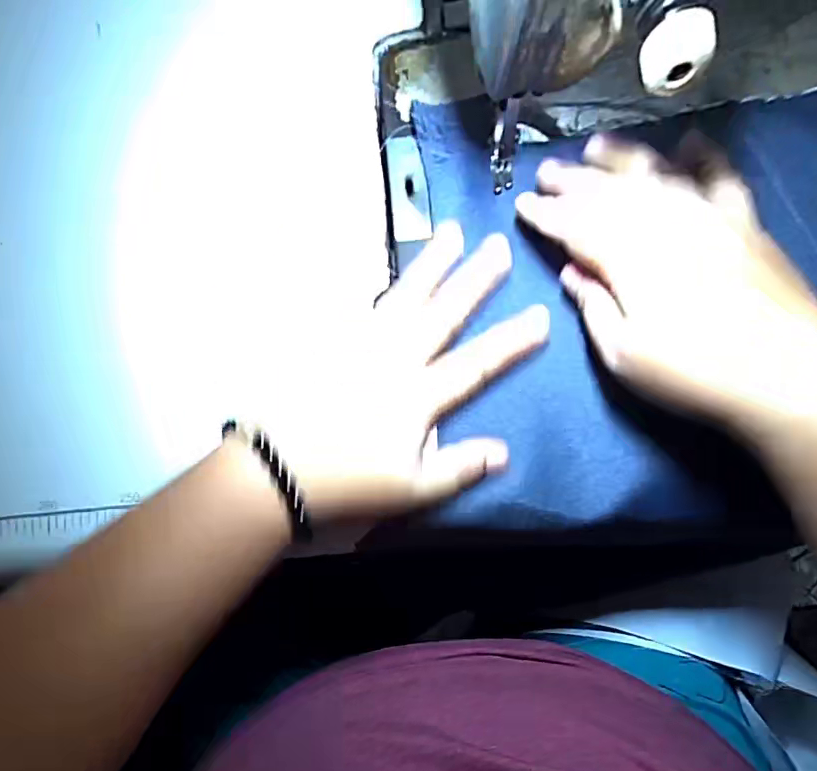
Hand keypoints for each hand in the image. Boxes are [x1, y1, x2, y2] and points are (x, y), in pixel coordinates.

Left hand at [241, 222, 546, 523]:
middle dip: (475, 281)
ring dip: (431, 265)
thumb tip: (504, 452)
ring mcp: (359, 344)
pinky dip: (378, 281)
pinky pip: (359, 303)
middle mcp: (394, 359)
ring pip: (404, 297)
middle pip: (442, 314)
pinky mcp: (329, 340)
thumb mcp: (411, 489)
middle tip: (500, 248)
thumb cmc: (348, 483)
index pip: (475, 365)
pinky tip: (387, 267)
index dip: (510, 342)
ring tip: (451, 235)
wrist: (276, 467)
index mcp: (418, 397)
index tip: (540, 316)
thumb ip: (458, 469)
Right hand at [515, 134, 816, 434]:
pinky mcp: (742, 219)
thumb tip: (572, 273)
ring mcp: (706, 213)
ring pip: (655, 173)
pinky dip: (702, 155)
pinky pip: (718, 175)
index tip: (523, 205)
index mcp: (626, 255)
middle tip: (547, 172)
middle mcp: (663, 219)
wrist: (782, 365)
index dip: (546, 214)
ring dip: (621, 159)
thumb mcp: (624, 355)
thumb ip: (594, 308)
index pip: (575, 224)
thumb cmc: (691, 371)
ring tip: (596, 148)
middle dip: (573, 181)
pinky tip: (688, 143)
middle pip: (609, 191)